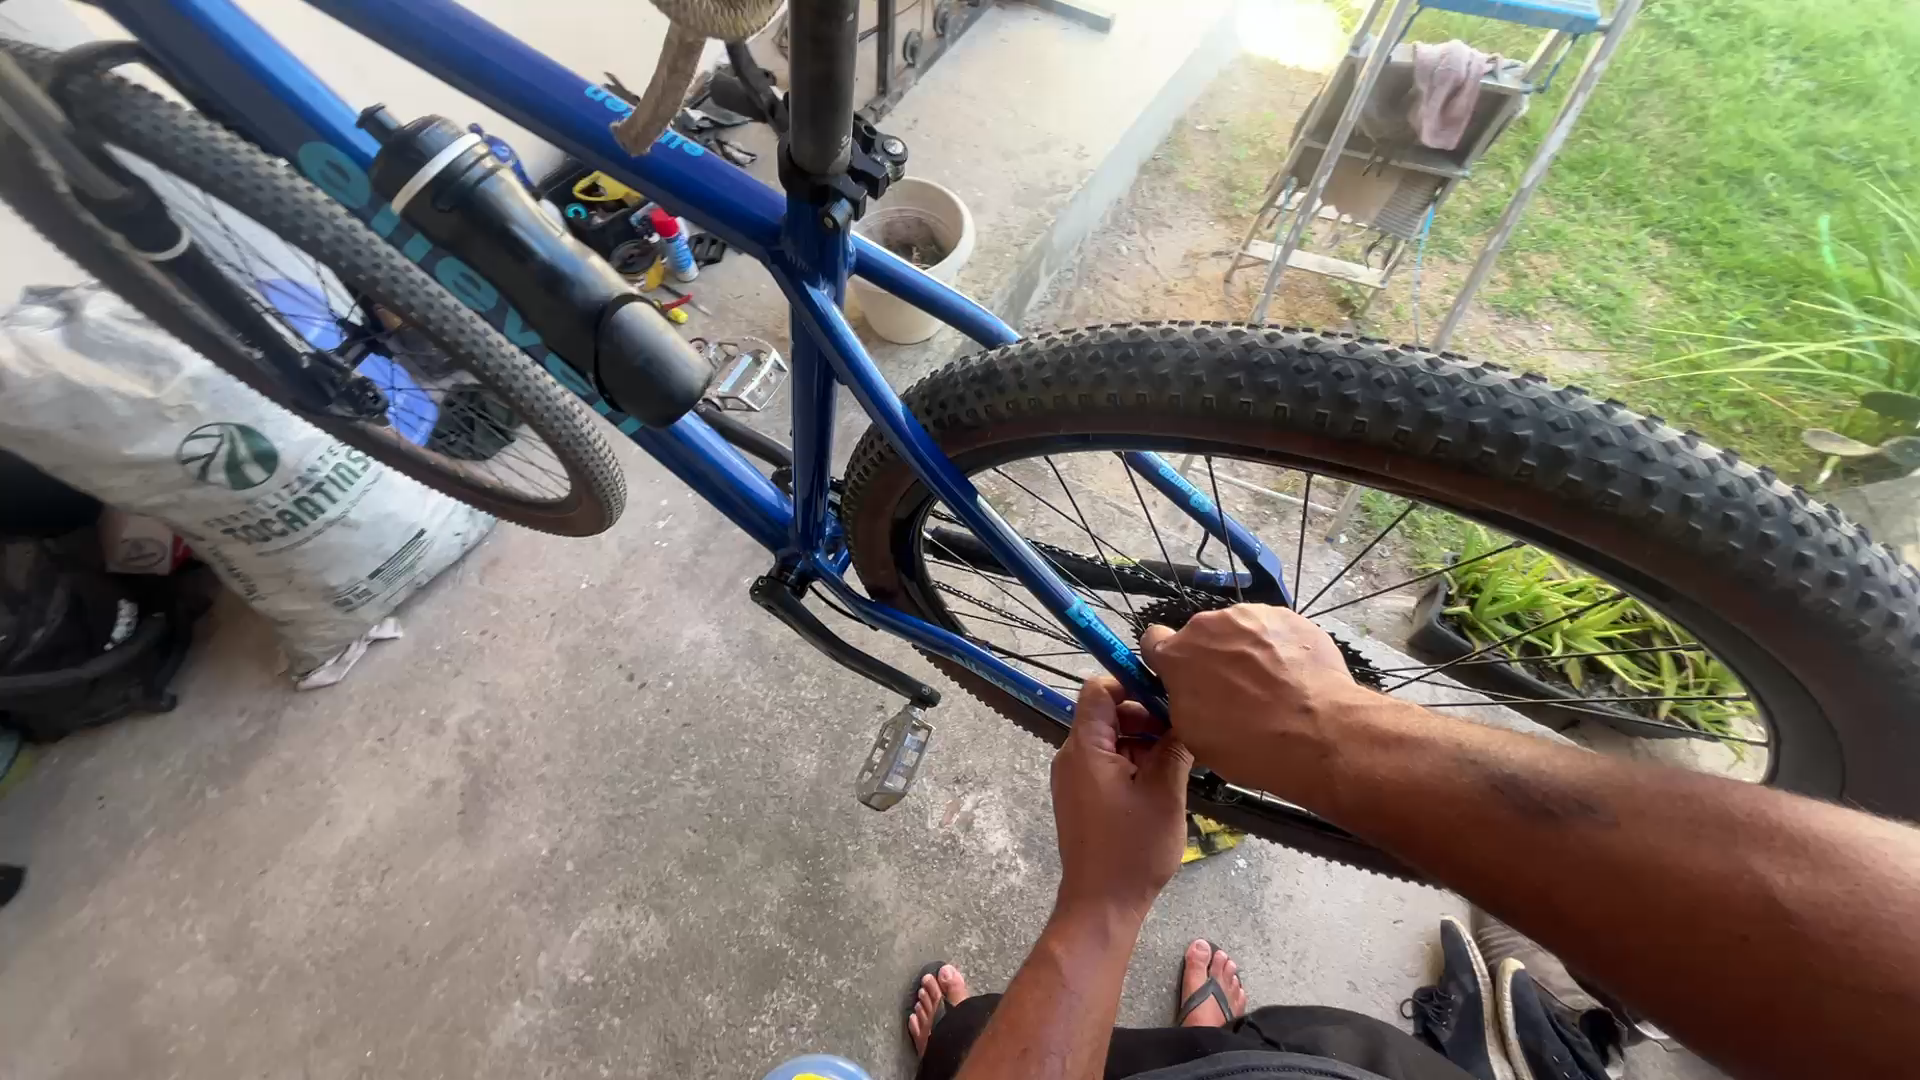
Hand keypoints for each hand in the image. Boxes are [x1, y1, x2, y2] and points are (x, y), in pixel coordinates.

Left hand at [1050, 677, 1194, 918]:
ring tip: (1177, 759)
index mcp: (1084, 747)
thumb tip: (1187, 719)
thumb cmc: (1132, 848)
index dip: (1130, 684)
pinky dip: (1131, 763)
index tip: (1166, 696)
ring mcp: (1073, 778)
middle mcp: (1071, 756)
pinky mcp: (1080, 797)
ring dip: (1140, 742)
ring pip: (1108, 740)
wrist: (1101, 905)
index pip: (1097, 690)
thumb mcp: (1164, 793)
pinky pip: (1104, 763)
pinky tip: (1161, 781)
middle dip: (1143, 717)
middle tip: (1180, 733)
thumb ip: (1173, 748)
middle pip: (1105, 715)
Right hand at [1139, 605, 1362, 786]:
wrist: (1318, 733)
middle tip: (1233, 692)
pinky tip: (1293, 676)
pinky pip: (1273, 629)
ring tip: (1269, 686)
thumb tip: (1187, 694)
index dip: (1164, 661)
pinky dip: (1278, 648)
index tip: (1178, 678)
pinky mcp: (1287, 616)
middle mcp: (1208, 625)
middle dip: (1210, 658)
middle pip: (1200, 636)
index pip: (1152, 641)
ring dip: (1244, 651)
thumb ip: (1179, 701)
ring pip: (1238, 631)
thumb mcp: (1192, 735)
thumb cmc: (1250, 741)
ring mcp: (1250, 616)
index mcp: (1176, 654)